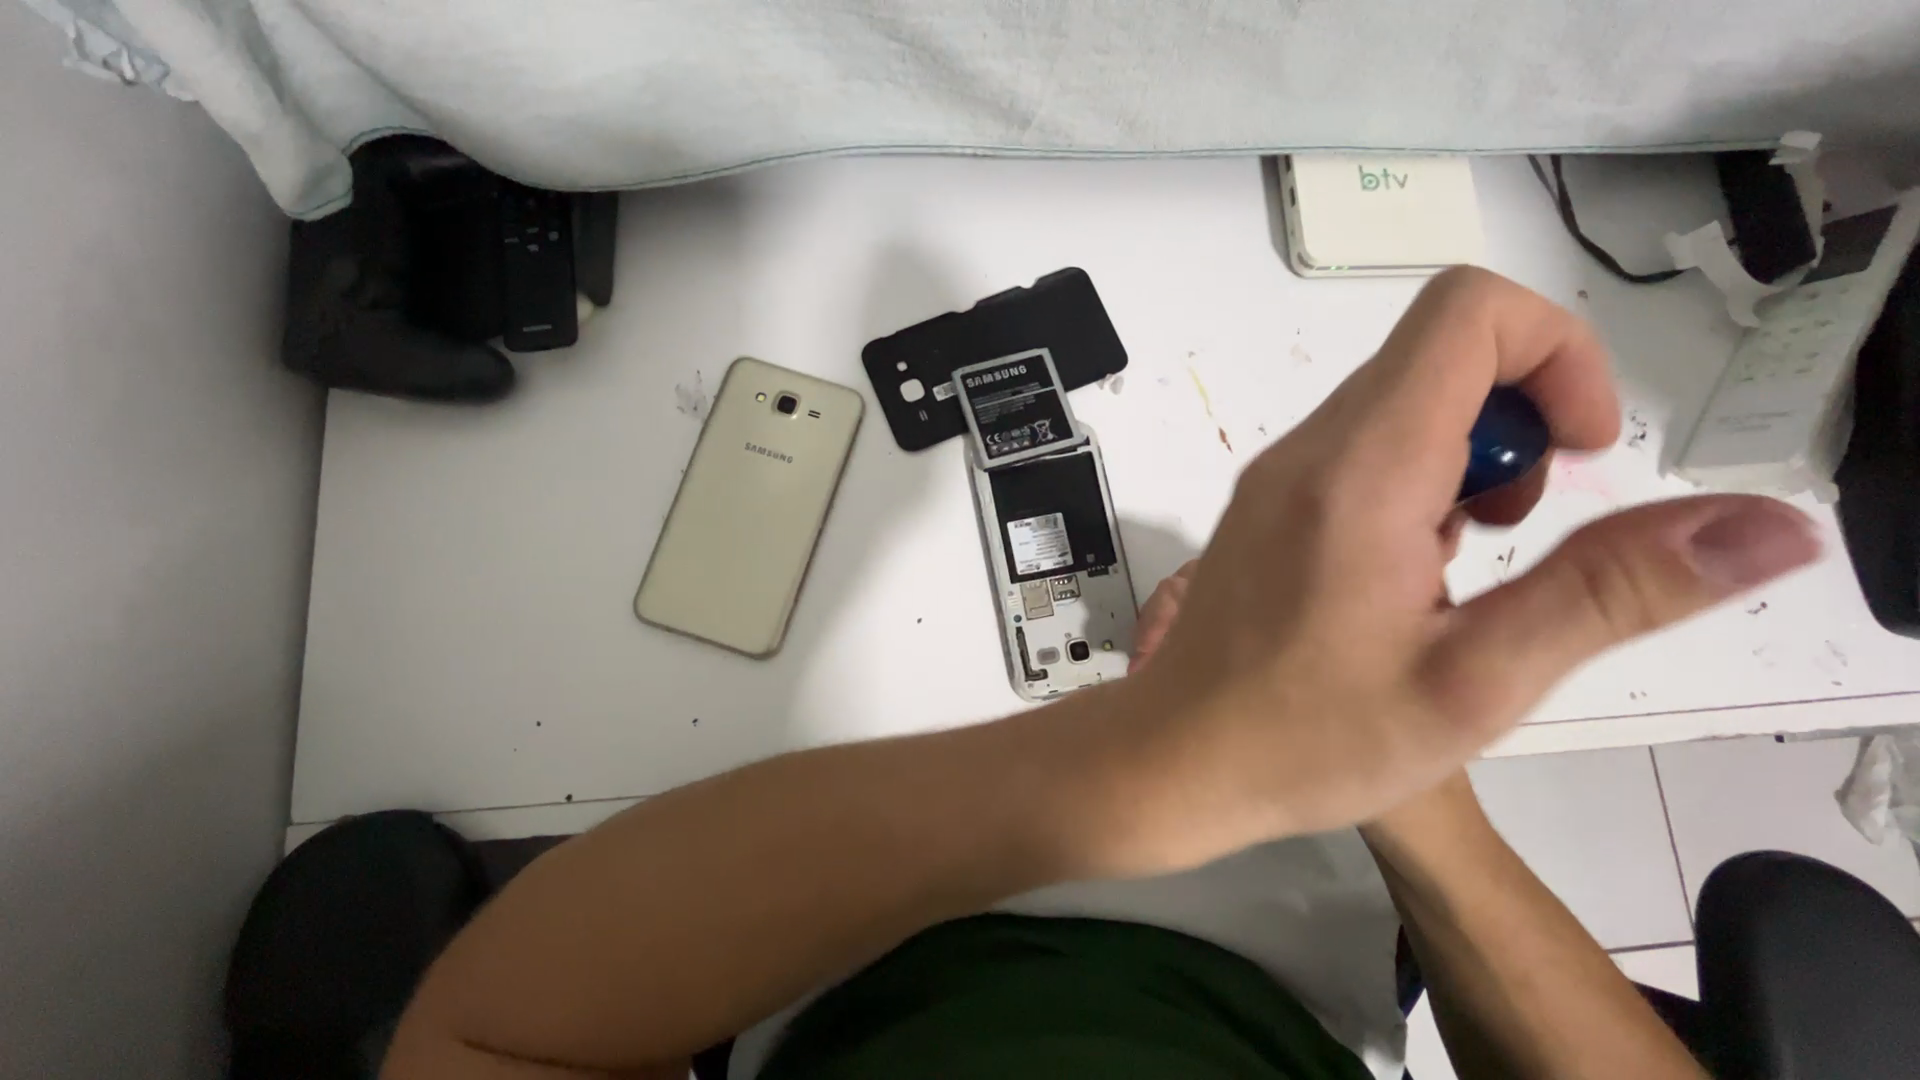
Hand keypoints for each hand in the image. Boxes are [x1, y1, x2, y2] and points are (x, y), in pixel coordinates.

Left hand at [1103, 267, 1820, 874]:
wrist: (1176, 756)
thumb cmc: (1308, 738)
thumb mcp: (1474, 680)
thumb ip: (1610, 591)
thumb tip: (1763, 524)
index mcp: (1358, 469)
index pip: (1467, 313)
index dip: (1557, 353)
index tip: (1580, 452)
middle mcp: (1307, 451)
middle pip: (1439, 356)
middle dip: (1517, 423)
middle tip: (1511, 534)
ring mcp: (1277, 477)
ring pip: (1401, 407)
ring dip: (1466, 464)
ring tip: (1458, 572)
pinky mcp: (1266, 508)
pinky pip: (1359, 455)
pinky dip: (1414, 487)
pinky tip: (1408, 580)